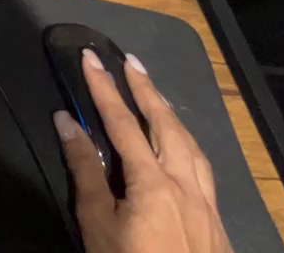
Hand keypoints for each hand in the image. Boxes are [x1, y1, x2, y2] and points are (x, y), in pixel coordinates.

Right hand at [54, 49, 231, 252]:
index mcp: (154, 183)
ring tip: (154, 94)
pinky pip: (203, 169)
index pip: (123, 122)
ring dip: (171, 115)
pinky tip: (181, 146)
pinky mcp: (216, 225)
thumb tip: (67, 121)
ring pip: (193, 147)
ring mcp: (207, 207)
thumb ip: (85, 169)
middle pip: (167, 127)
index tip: (90, 58)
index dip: (105, 87)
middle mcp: (186, 187)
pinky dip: (187, 143)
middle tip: (130, 62)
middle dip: (146, 91)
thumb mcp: (97, 222)